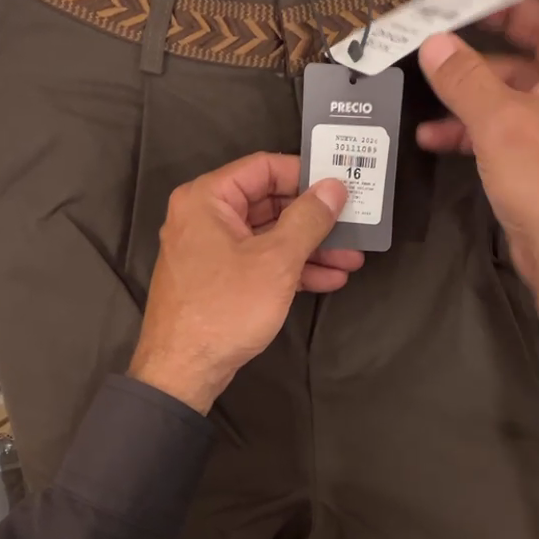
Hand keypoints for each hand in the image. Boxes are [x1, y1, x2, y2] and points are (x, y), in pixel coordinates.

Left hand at [129, 153, 351, 412]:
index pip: (264, 167)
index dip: (306, 175)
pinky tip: (329, 280)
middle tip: (354, 226)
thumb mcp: (276, 261)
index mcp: (207, 198)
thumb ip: (308, 219)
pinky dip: (292, 270)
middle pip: (269, 203)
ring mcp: (210, 252)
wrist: (183, 371)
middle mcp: (204, 217)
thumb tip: (334, 187)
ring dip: (311, 248)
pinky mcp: (218, 282)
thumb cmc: (226, 308)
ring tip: (352, 259)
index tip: (341, 187)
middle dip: (315, 220)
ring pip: (268, 238)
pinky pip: (259, 263)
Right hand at [415, 0, 538, 315]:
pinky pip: (509, 121)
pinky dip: (475, 122)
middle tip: (453, 13)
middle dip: (495, 24)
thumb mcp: (502, 125)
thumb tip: (434, 46)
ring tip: (429, 80)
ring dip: (474, 81)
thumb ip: (465, 80)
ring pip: (518, 80)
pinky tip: (436, 135)